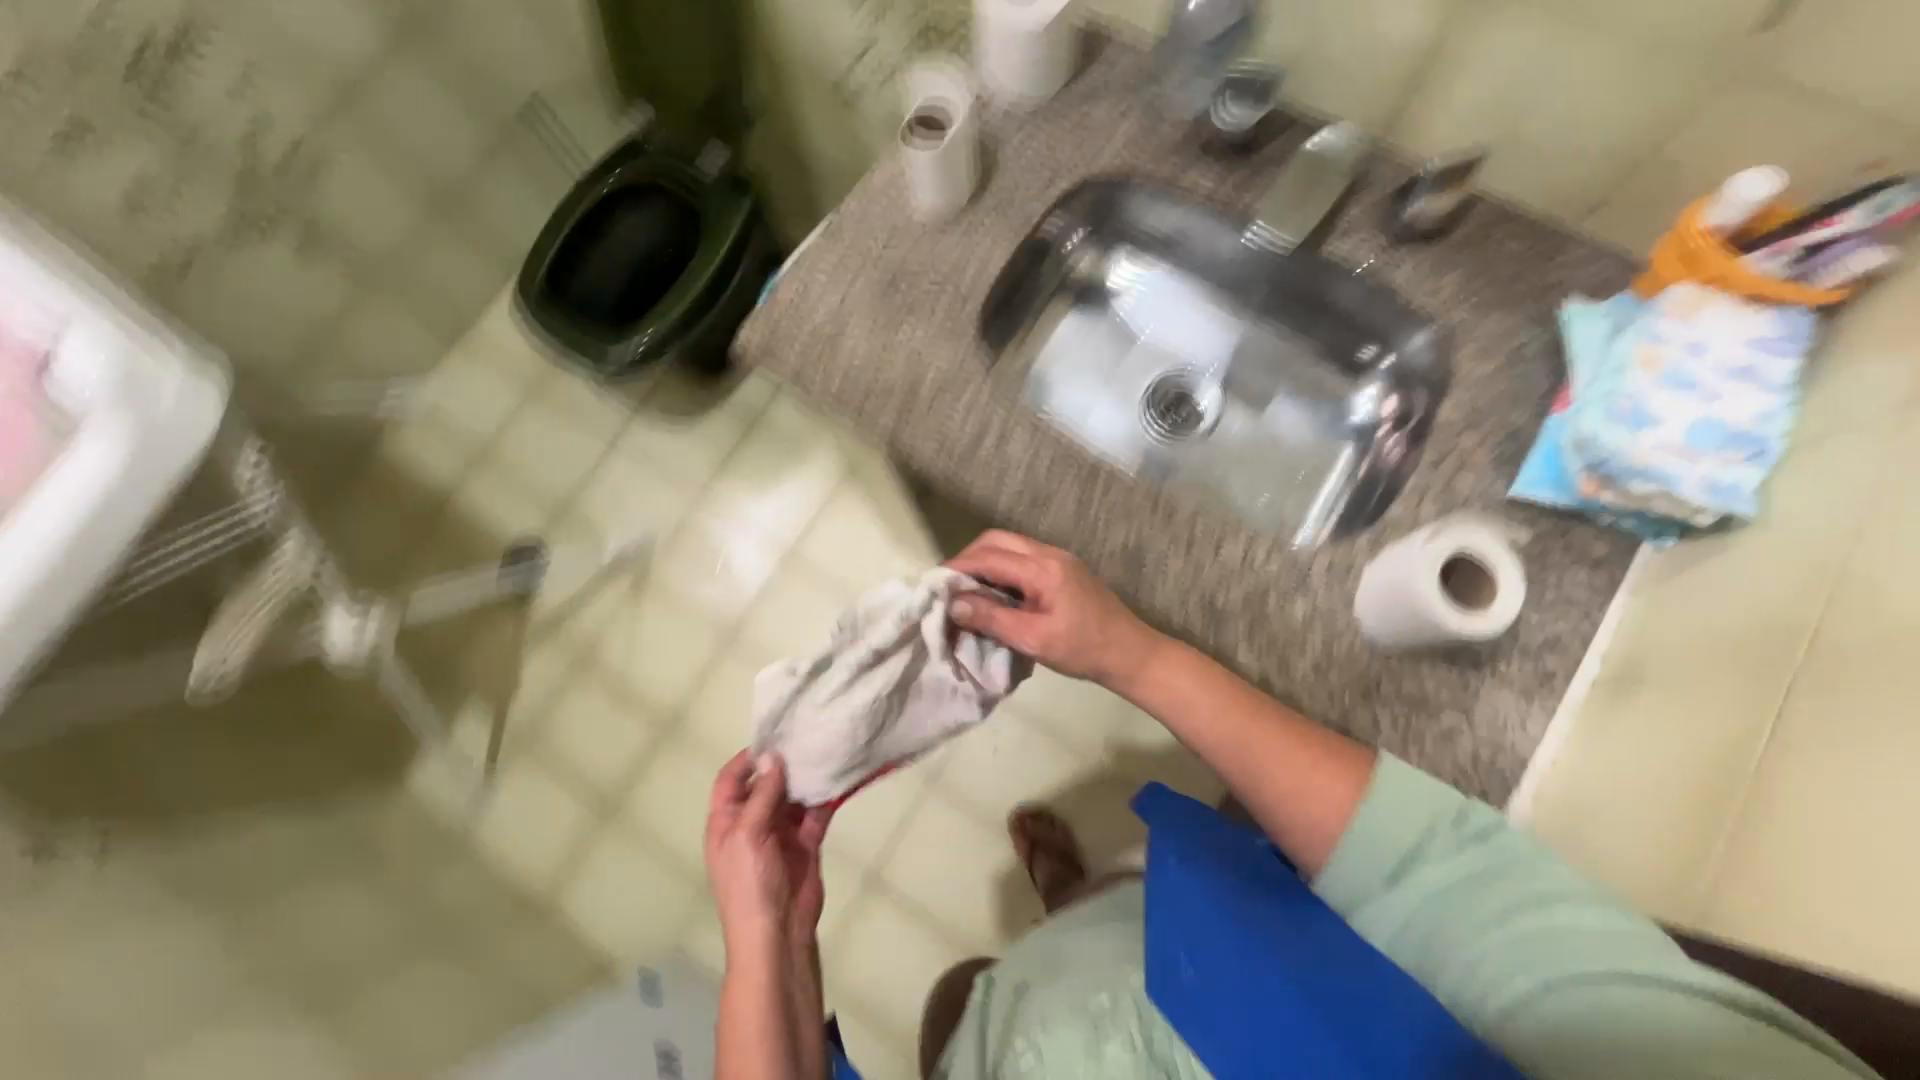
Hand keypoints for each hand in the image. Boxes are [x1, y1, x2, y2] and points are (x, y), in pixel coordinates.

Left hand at [704, 752, 835, 955]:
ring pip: (793, 796)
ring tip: (826, 752)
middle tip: (808, 737)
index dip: (748, 758)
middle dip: (784, 764)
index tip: (774, 737)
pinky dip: (826, 798)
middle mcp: (752, 822)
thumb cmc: (749, 884)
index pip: (731, 779)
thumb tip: (773, 757)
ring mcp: (780, 833)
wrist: (777, 934)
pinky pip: (816, 813)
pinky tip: (839, 779)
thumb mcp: (747, 835)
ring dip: (807, 779)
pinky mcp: (806, 843)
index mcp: (726, 821)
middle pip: (766, 784)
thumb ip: (762, 795)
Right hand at [945, 530, 1163, 688]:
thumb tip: (953, 604)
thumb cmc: (1083, 650)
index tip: (933, 584)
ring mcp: (1059, 559)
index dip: (957, 568)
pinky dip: (1002, 568)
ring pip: (1011, 546)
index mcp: (1043, 569)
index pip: (989, 556)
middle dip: (969, 558)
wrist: (1131, 654)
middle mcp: (1049, 554)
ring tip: (967, 591)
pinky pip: (1024, 558)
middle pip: (997, 540)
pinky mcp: (1064, 570)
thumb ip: (993, 619)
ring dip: (985, 562)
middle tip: (949, 586)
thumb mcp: (1034, 640)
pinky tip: (995, 594)